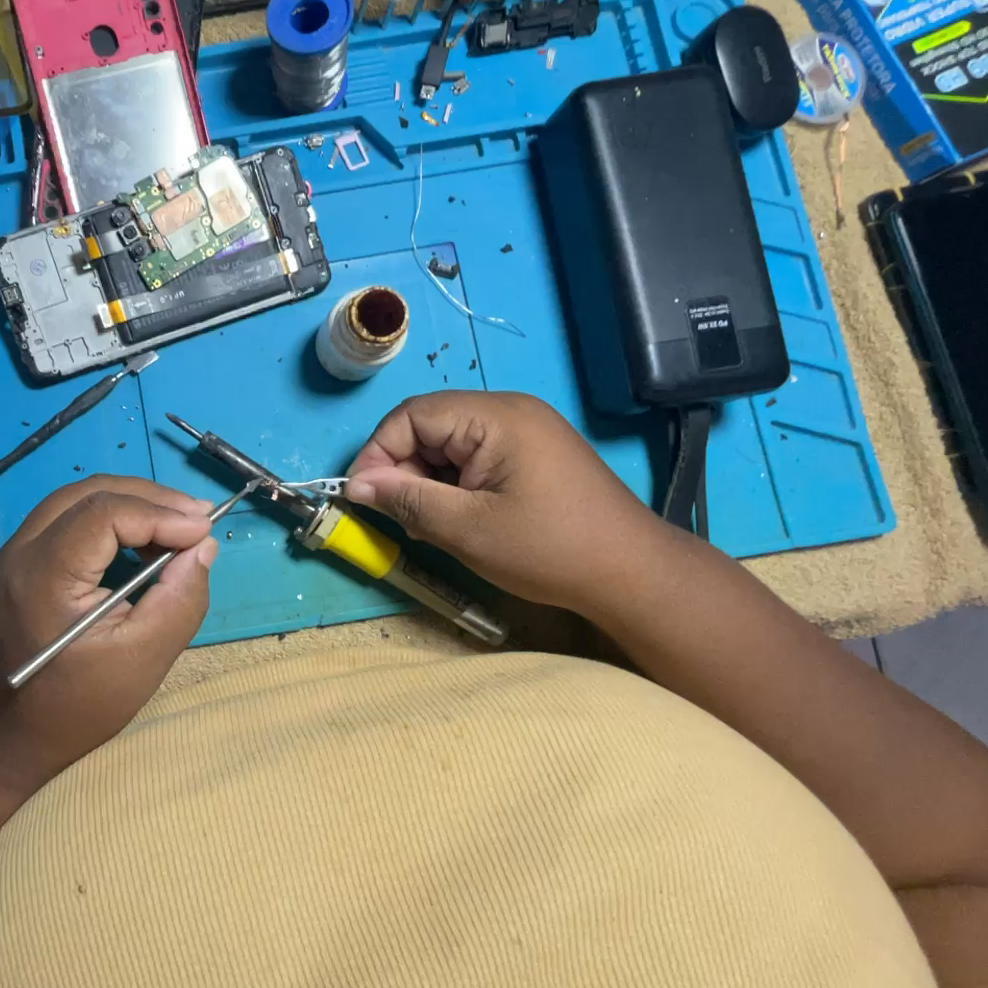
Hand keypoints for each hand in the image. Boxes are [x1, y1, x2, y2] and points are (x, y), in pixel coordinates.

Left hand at [0, 475, 218, 789]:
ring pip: (79, 498)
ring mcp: (16, 551)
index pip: (104, 514)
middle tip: (198, 520)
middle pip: (90, 493)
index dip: (160, 514)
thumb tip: (203, 547)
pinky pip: (70, 516)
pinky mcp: (23, 559)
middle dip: (150, 499)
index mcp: (44, 576)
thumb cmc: (77, 706)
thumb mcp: (143, 660)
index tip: (203, 532)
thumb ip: (180, 599)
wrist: (10, 733)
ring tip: (178, 527)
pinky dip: (111, 517)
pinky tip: (143, 539)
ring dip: (132, 503)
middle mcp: (21, 551)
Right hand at [343, 391, 674, 615]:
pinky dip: (451, 485)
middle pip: (428, 426)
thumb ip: (406, 500)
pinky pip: (471, 457)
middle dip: (402, 469)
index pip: (412, 415)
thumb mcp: (467, 529)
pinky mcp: (529, 454)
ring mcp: (522, 432)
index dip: (379, 452)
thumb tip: (355, 486)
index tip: (363, 496)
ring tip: (427, 524)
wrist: (633, 575)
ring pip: (447, 445)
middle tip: (398, 516)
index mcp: (495, 417)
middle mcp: (508, 412)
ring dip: (426, 481)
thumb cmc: (549, 549)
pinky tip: (454, 519)